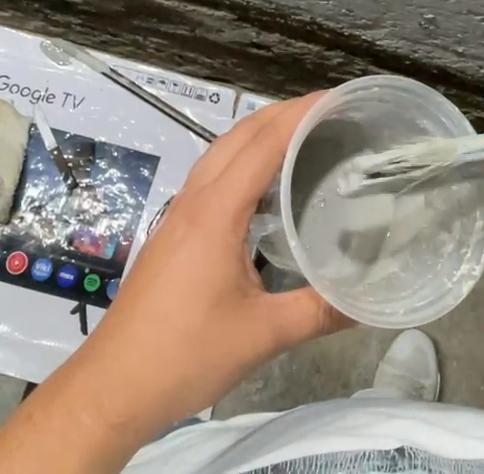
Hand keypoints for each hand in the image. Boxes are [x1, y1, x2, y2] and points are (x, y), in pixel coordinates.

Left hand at [76, 93, 351, 428]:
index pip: (262, 144)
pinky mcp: (173, 232)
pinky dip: (242, 161)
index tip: (336, 99)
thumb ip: (318, 312)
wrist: (114, 385)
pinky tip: (265, 186)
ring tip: (302, 136)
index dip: (299, 115)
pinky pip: (212, 176)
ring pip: (221, 153)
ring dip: (258, 134)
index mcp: (215, 212)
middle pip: (239, 136)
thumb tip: (368, 302)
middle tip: (329, 112)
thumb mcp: (263, 335)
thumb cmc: (185, 354)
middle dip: (282, 113)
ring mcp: (179, 214)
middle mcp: (195, 200)